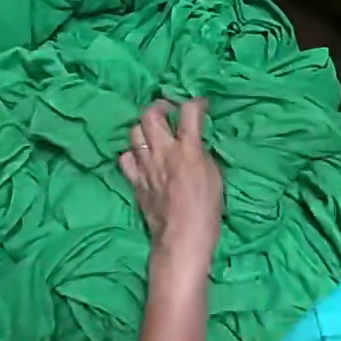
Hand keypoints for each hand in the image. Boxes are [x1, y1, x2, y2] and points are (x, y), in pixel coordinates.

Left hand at [120, 99, 222, 260]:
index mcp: (187, 149)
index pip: (189, 112)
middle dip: (160, 106)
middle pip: (151, 115)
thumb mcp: (215, 176)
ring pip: (134, 132)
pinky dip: (132, 153)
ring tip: (154, 132)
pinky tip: (140, 156)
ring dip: (144, 128)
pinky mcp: (134, 181)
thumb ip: (203, 154)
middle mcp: (162, 151)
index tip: (201, 104)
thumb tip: (196, 144)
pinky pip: (125, 158)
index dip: (195, 102)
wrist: (182, 238)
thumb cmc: (207, 210)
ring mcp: (144, 166)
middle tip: (169, 110)